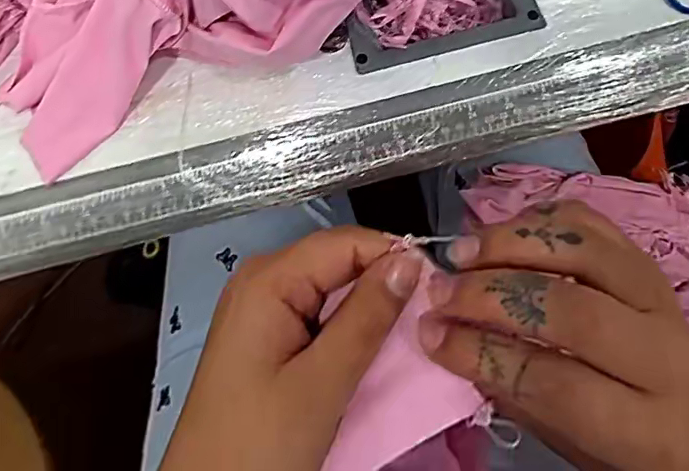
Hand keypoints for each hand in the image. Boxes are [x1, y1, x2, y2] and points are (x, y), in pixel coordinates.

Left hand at [161, 226, 424, 470]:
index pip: (347, 242)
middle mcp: (264, 277)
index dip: (393, 258)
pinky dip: (347, 327)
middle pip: (339, 260)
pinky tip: (367, 350)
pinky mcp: (266, 333)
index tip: (434, 290)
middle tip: (423, 318)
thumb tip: (409, 260)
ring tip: (402, 337)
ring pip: (332, 287)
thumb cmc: (255, 447)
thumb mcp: (319, 385)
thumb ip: (366, 317)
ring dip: (367, 308)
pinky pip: (318, 311)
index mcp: (270, 277)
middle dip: (382, 284)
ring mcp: (262, 304)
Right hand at [417, 200, 688, 470]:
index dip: (486, 353)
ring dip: (510, 244)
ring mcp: (653, 288)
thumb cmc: (621, 438)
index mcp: (645, 421)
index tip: (432, 335)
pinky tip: (502, 231)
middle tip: (441, 290)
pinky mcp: (641, 253)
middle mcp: (658, 347)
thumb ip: (516, 391)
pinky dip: (537, 218)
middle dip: (493, 294)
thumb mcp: (571, 440)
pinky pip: (585, 220)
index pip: (557, 380)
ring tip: (463, 252)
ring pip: (580, 250)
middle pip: (571, 308)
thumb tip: (448, 338)